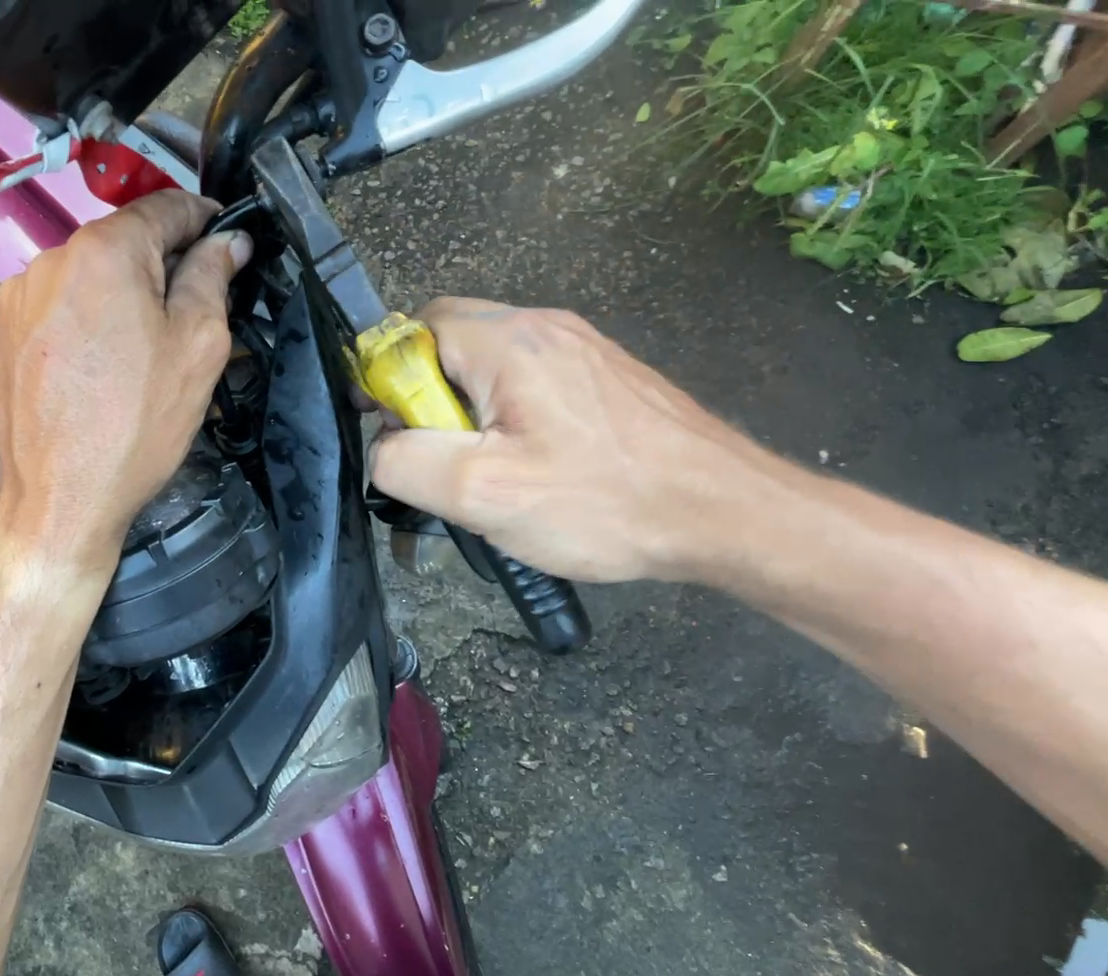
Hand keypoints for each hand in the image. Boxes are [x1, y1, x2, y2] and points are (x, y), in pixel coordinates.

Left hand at [0, 190, 251, 562]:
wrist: (58, 500)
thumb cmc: (133, 428)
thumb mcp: (197, 348)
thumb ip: (213, 278)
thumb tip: (227, 241)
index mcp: (103, 252)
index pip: (163, 206)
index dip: (202, 218)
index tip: (224, 237)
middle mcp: (50, 260)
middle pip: (122, 243)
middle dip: (161, 266)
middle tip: (193, 311)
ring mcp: (19, 297)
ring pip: (89, 277)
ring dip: (121, 296)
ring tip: (142, 353)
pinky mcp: (4, 333)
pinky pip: (60, 308)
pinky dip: (88, 321)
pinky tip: (103, 367)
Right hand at [370, 298, 786, 582]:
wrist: (724, 516)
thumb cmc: (603, 503)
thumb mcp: (481, 493)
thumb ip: (405, 462)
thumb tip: (383, 445)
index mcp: (509, 341)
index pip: (411, 330)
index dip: (386, 380)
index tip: (396, 434)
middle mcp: (545, 327)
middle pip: (447, 343)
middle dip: (425, 399)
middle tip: (441, 458)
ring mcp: (580, 349)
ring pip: (486, 366)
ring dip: (466, 414)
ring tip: (485, 473)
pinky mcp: (601, 377)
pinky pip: (526, 383)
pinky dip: (505, 418)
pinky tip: (528, 468)